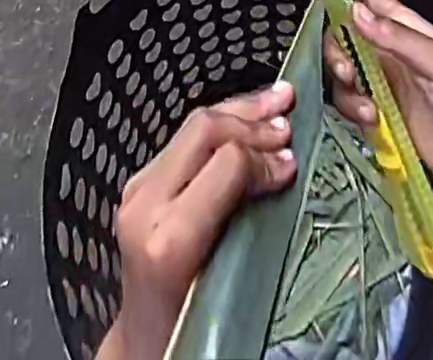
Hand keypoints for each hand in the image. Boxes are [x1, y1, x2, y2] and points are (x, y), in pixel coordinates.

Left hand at [100, 82, 297, 359]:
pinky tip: (251, 116)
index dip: (265, 157)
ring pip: (194, 124)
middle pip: (204, 130)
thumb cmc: (195, 331)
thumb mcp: (234, 288)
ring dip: (241, 110)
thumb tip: (288, 168)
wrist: (144, 347)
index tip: (294, 164)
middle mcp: (145, 203)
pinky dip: (224, 123)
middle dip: (254, 119)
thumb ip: (256, 225)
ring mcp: (138, 187)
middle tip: (292, 120)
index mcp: (168, 238)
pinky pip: (185, 137)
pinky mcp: (140, 180)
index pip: (224, 163)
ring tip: (280, 99)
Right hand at [325, 0, 432, 213]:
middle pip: (348, 38)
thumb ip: (397, 37)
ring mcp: (388, 88)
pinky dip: (353, 109)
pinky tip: (371, 119)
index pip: (373, 2)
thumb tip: (356, 11)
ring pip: (345, 72)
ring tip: (365, 101)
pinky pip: (352, 105)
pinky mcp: (384, 119)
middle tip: (345, 67)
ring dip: (345, 83)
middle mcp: (395, 57)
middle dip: (337, 48)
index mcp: (413, 34)